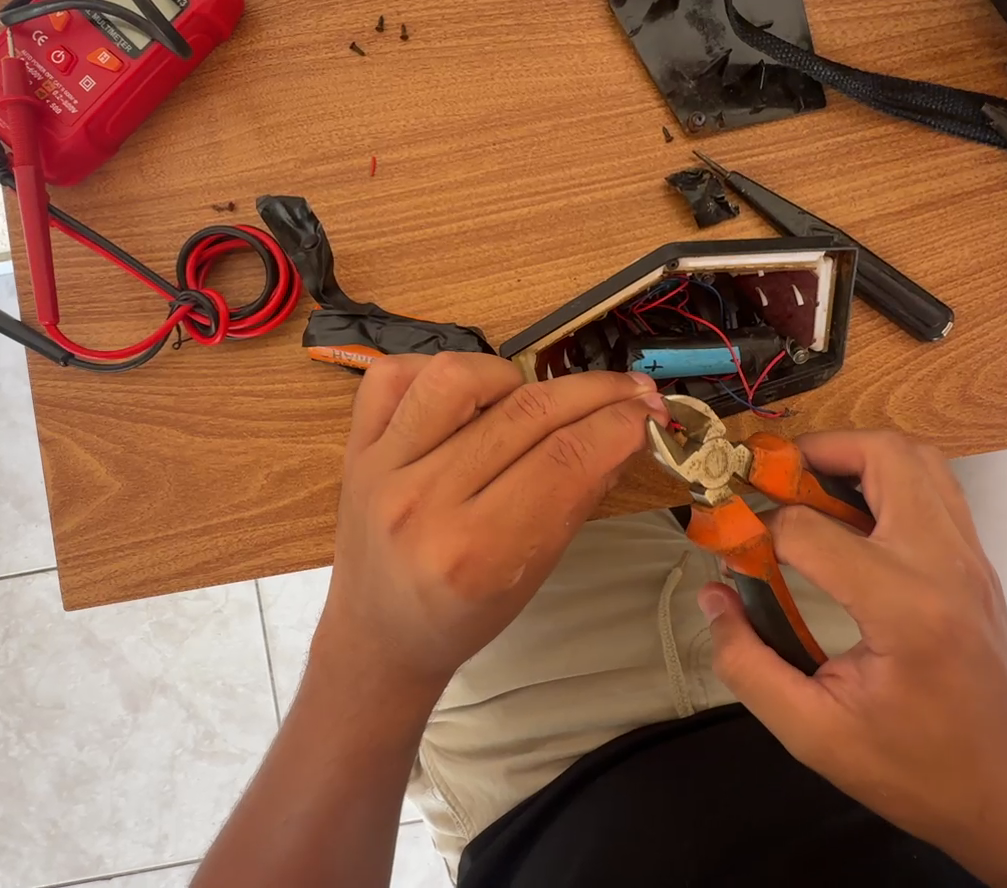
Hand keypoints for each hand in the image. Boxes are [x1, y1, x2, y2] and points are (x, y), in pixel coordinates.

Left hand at [311, 353, 667, 696]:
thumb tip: (626, 431)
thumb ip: (578, 498)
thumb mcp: (534, 574)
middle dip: (596, 392)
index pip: (565, 460)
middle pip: (527, 413)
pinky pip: (396, 374)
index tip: (651, 412)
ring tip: (530, 403)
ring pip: (458, 376)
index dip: (620, 425)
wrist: (377, 634)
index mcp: (476, 554)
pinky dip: (440, 372)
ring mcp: (381, 468)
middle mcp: (424, 503)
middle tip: (631, 390)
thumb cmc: (463, 616)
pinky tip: (468, 397)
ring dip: (513, 378)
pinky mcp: (355, 446)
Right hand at [698, 431, 1006, 870]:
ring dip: (854, 455)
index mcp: (906, 609)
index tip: (733, 551)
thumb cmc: (919, 771)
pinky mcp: (976, 561)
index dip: (757, 531)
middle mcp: (946, 564)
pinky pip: (931, 485)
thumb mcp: (814, 733)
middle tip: (771, 479)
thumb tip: (713, 597)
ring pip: (916, 457)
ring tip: (807, 487)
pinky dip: (883, 477)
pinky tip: (848, 515)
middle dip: (815, 451)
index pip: (811, 531)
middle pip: (884, 455)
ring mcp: (970, 557)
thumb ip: (746, 663)